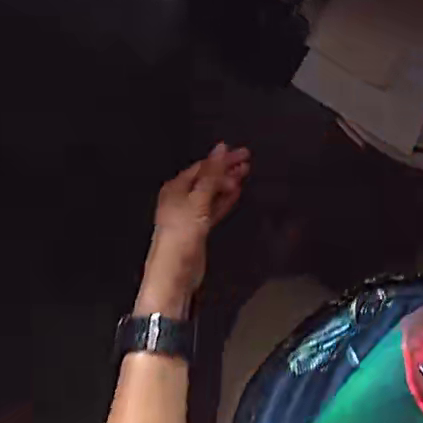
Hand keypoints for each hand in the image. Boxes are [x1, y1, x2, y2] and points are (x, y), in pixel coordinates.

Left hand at [136, 143, 251, 318]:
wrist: (174, 276)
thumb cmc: (182, 233)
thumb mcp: (198, 200)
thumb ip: (212, 175)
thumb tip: (222, 147)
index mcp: (176, 187)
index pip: (203, 166)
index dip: (222, 159)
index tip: (243, 153)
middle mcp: (181, 197)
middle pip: (207, 178)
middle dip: (227, 169)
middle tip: (248, 161)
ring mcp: (190, 214)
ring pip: (212, 192)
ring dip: (228, 183)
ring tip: (246, 172)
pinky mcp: (199, 228)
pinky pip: (214, 207)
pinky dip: (225, 199)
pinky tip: (237, 192)